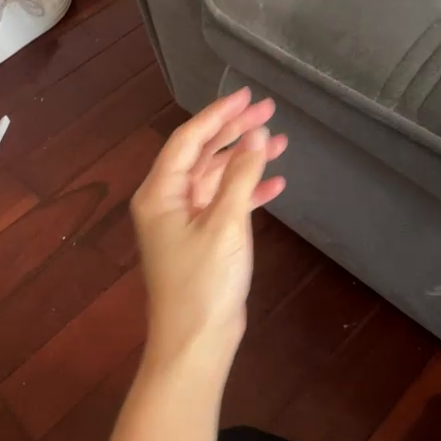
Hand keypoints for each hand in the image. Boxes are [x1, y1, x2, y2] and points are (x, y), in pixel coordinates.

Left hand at [130, 88, 288, 370]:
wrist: (195, 344)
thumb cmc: (204, 282)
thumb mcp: (225, 224)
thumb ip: (241, 175)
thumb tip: (257, 133)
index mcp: (160, 193)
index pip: (189, 139)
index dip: (219, 114)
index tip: (249, 96)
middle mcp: (167, 200)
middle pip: (202, 153)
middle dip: (235, 131)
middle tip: (269, 110)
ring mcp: (184, 221)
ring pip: (216, 176)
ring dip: (246, 159)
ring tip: (280, 141)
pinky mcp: (201, 239)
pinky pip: (224, 202)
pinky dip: (248, 191)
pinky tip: (277, 184)